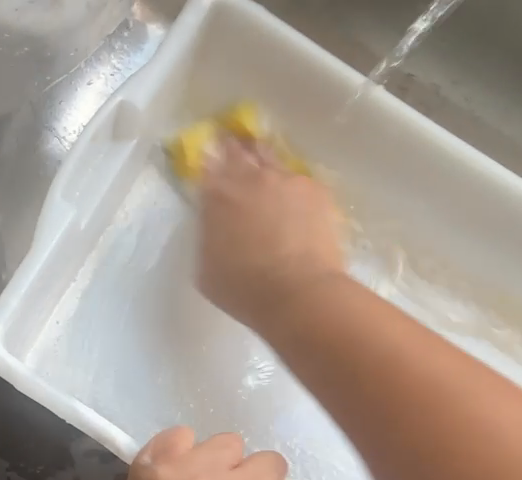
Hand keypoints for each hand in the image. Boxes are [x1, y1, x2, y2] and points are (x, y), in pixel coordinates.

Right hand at [198, 138, 348, 333]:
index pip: (207, 166)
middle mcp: (251, 179)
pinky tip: (292, 201)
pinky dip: (291, 187)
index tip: (207, 154)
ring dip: (263, 160)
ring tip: (262, 165)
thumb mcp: (206, 268)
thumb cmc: (243, 290)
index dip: (207, 159)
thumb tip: (216, 225)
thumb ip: (208, 236)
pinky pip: (298, 181)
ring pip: (271, 159)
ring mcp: (287, 180)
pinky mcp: (316, 190)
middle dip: (233, 149)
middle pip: (239, 152)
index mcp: (217, 198)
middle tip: (231, 144)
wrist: (298, 294)